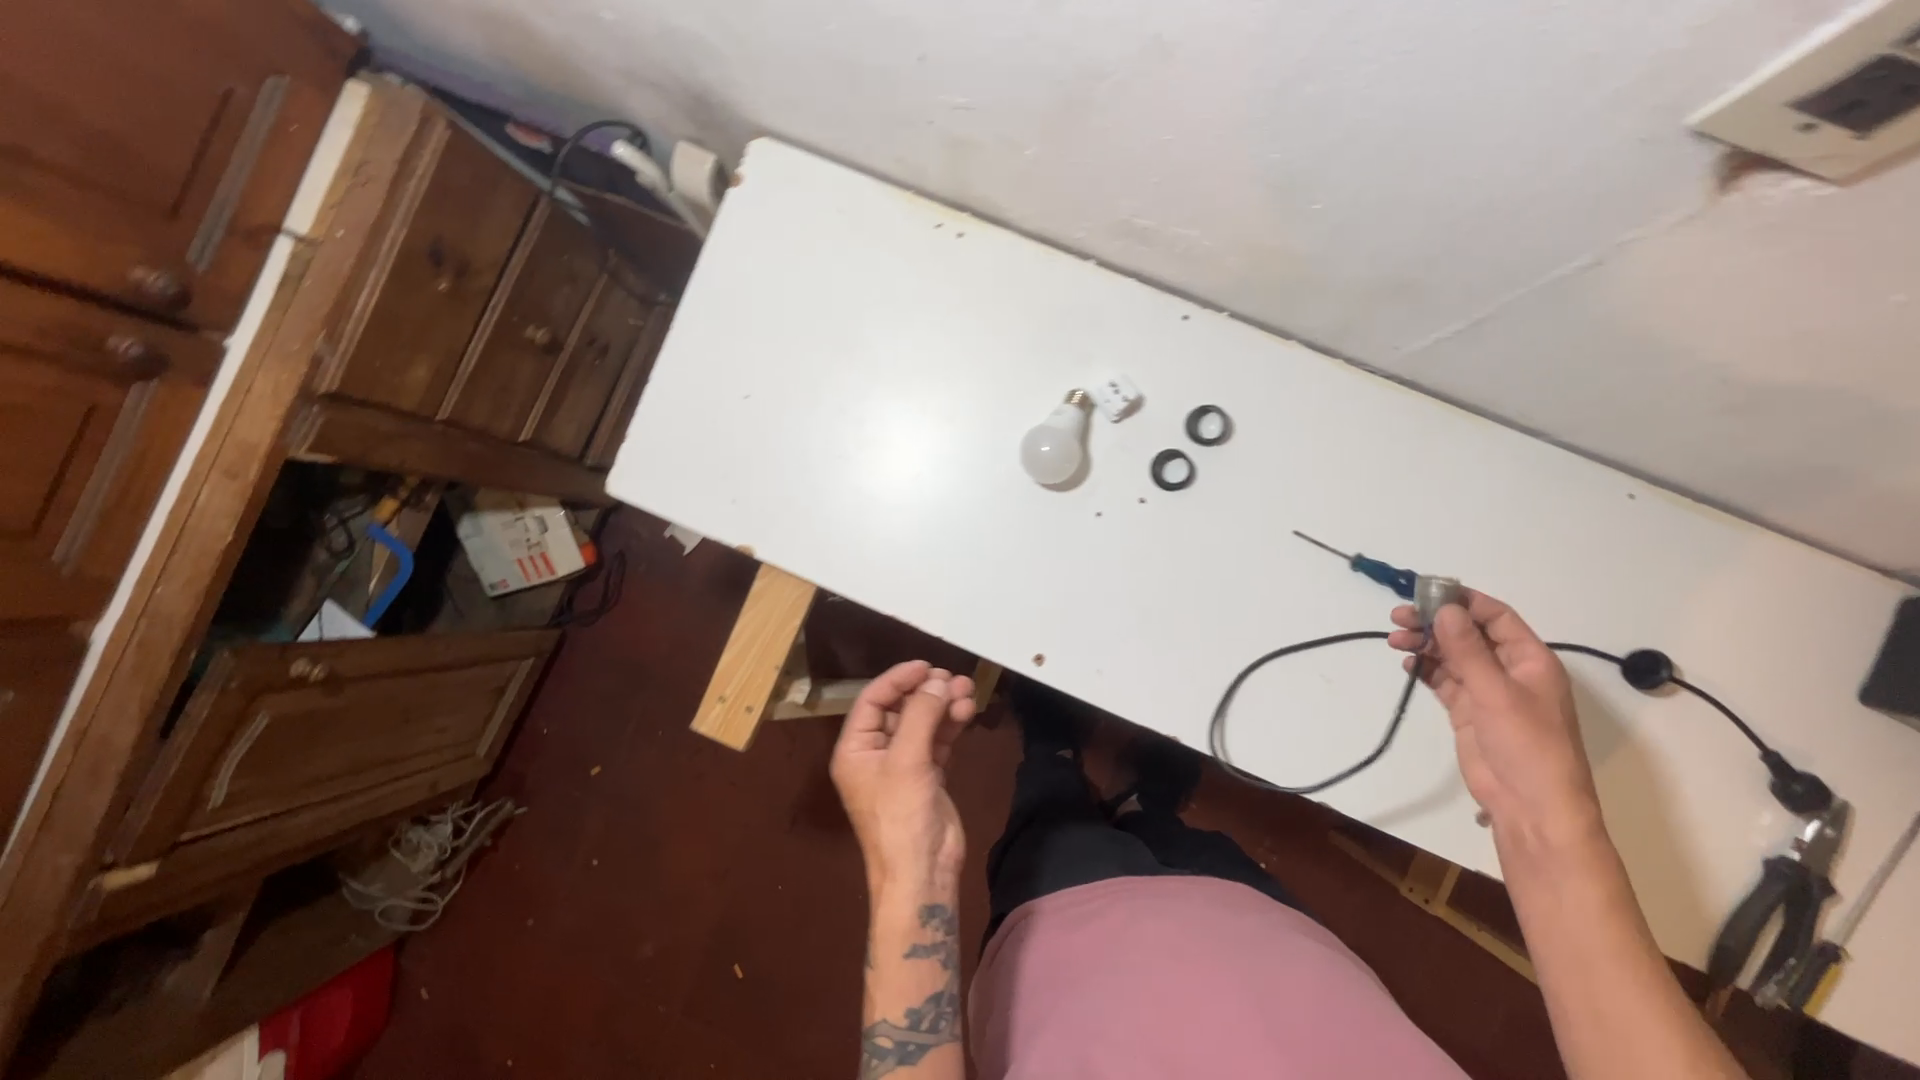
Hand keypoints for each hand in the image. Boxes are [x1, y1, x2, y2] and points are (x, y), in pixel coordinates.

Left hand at [830, 660, 976, 894]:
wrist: (921, 872)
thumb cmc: (901, 816)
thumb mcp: (907, 761)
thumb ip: (922, 715)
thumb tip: (938, 680)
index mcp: (855, 749)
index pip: (873, 701)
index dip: (898, 679)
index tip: (926, 665)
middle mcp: (875, 754)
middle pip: (900, 709)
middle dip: (926, 692)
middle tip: (952, 678)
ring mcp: (902, 766)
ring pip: (922, 723)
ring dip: (943, 706)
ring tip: (967, 691)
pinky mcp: (927, 777)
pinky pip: (937, 741)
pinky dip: (951, 725)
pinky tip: (967, 712)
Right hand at [1387, 590, 1602, 848]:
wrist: (1532, 807)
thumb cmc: (1527, 745)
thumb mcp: (1497, 693)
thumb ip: (1468, 650)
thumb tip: (1445, 609)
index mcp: (1530, 660)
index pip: (1496, 617)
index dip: (1463, 601)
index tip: (1426, 593)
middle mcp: (1510, 671)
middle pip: (1469, 634)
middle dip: (1435, 623)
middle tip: (1399, 618)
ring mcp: (1488, 692)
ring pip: (1453, 656)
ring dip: (1426, 644)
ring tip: (1395, 639)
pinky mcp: (1469, 713)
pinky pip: (1445, 681)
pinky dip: (1426, 669)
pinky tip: (1408, 663)